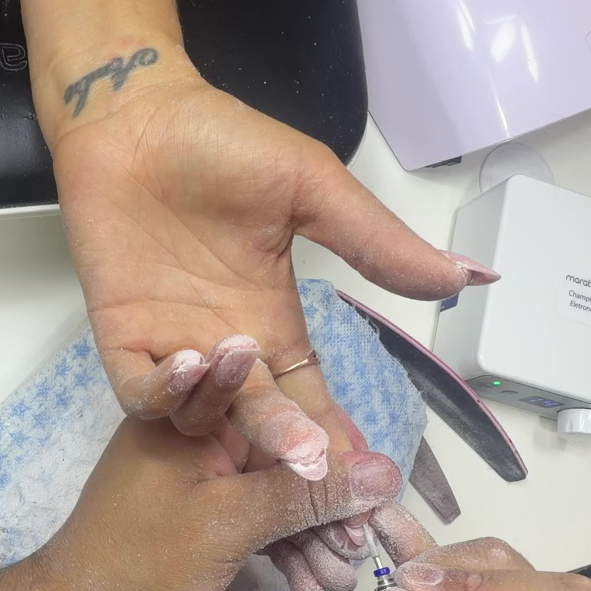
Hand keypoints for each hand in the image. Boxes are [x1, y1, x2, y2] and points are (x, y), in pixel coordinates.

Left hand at [33, 417, 406, 590]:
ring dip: (308, 536)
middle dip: (327, 507)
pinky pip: (252, 516)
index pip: (287, 414)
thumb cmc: (143, 558)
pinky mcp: (201, 506)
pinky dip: (279, 547)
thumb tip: (384, 472)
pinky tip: (311, 583)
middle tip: (362, 547)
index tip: (378, 482)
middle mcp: (199, 432)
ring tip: (341, 578)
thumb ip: (305, 495)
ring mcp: (200, 472)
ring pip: (271, 493)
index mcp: (196, 413)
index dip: (339, 449)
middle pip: (285, 458)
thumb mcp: (230, 524)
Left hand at [49, 69, 495, 476]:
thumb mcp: (313, 191)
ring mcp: (170, 349)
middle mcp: (226, 349)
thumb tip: (470, 276)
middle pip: (259, 419)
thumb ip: (378, 244)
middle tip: (310, 460)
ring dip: (224, 405)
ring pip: (199, 415)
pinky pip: (139, 393)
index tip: (362, 472)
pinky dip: (163, 392)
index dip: (332, 435)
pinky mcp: (121, 340)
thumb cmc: (221, 145)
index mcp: (272, 324)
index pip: (310, 397)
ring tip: (245, 365)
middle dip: (286, 442)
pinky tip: (190, 361)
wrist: (135, 118)